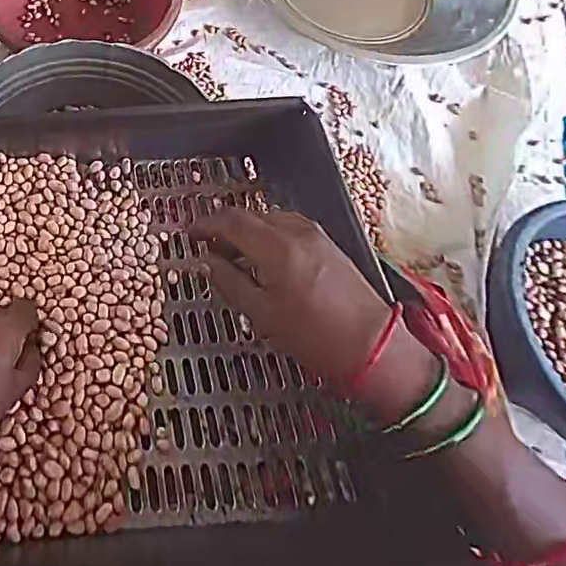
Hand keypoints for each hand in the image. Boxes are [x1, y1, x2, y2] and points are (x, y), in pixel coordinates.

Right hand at [194, 208, 392, 381]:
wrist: (375, 350)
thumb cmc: (317, 336)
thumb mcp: (260, 314)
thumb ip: (228, 281)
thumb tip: (207, 263)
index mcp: (277, 248)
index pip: (231, 221)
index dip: (205, 224)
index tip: (190, 233)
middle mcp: (297, 233)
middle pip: (249, 215)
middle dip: (224, 227)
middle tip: (208, 247)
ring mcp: (316, 236)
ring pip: (269, 219)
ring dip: (247, 231)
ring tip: (234, 256)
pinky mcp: (328, 245)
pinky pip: (287, 226)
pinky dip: (267, 235)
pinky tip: (264, 258)